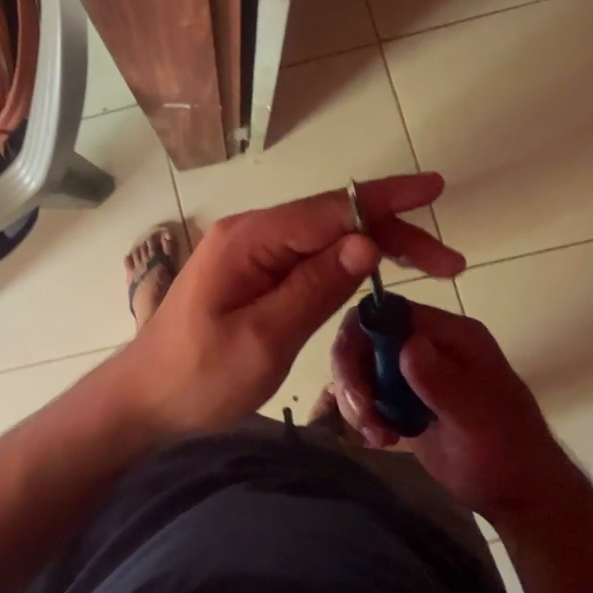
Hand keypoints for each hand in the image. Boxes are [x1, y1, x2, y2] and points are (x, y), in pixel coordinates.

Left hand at [102, 173, 464, 437]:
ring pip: (323, 238)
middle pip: (330, 219)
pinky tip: (374, 274)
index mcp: (248, 241)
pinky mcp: (250, 277)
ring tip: (429, 265)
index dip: (384, 200)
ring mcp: (248, 255)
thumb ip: (312, 289)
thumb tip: (366, 241)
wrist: (144, 402)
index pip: (328, 209)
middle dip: (391, 230)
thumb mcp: (262, 339)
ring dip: (374, 247)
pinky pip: (306, 259)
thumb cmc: (196, 378)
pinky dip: (346, 264)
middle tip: (449, 261)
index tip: (435, 190)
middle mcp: (249, 236)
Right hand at [331, 302, 580, 524]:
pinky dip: (360, 414)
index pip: (388, 312)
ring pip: (358, 366)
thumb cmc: (506, 452)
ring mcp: (412, 371)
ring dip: (355, 400)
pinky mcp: (401, 397)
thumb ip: (441, 380)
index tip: (356, 379)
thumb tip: (408, 345)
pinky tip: (378, 439)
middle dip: (353, 375)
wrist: (518, 495)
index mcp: (449, 334)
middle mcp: (426, 343)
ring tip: (377, 435)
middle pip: (364, 337)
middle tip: (363, 416)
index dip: (361, 336)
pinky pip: (364, 391)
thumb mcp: (475, 416)